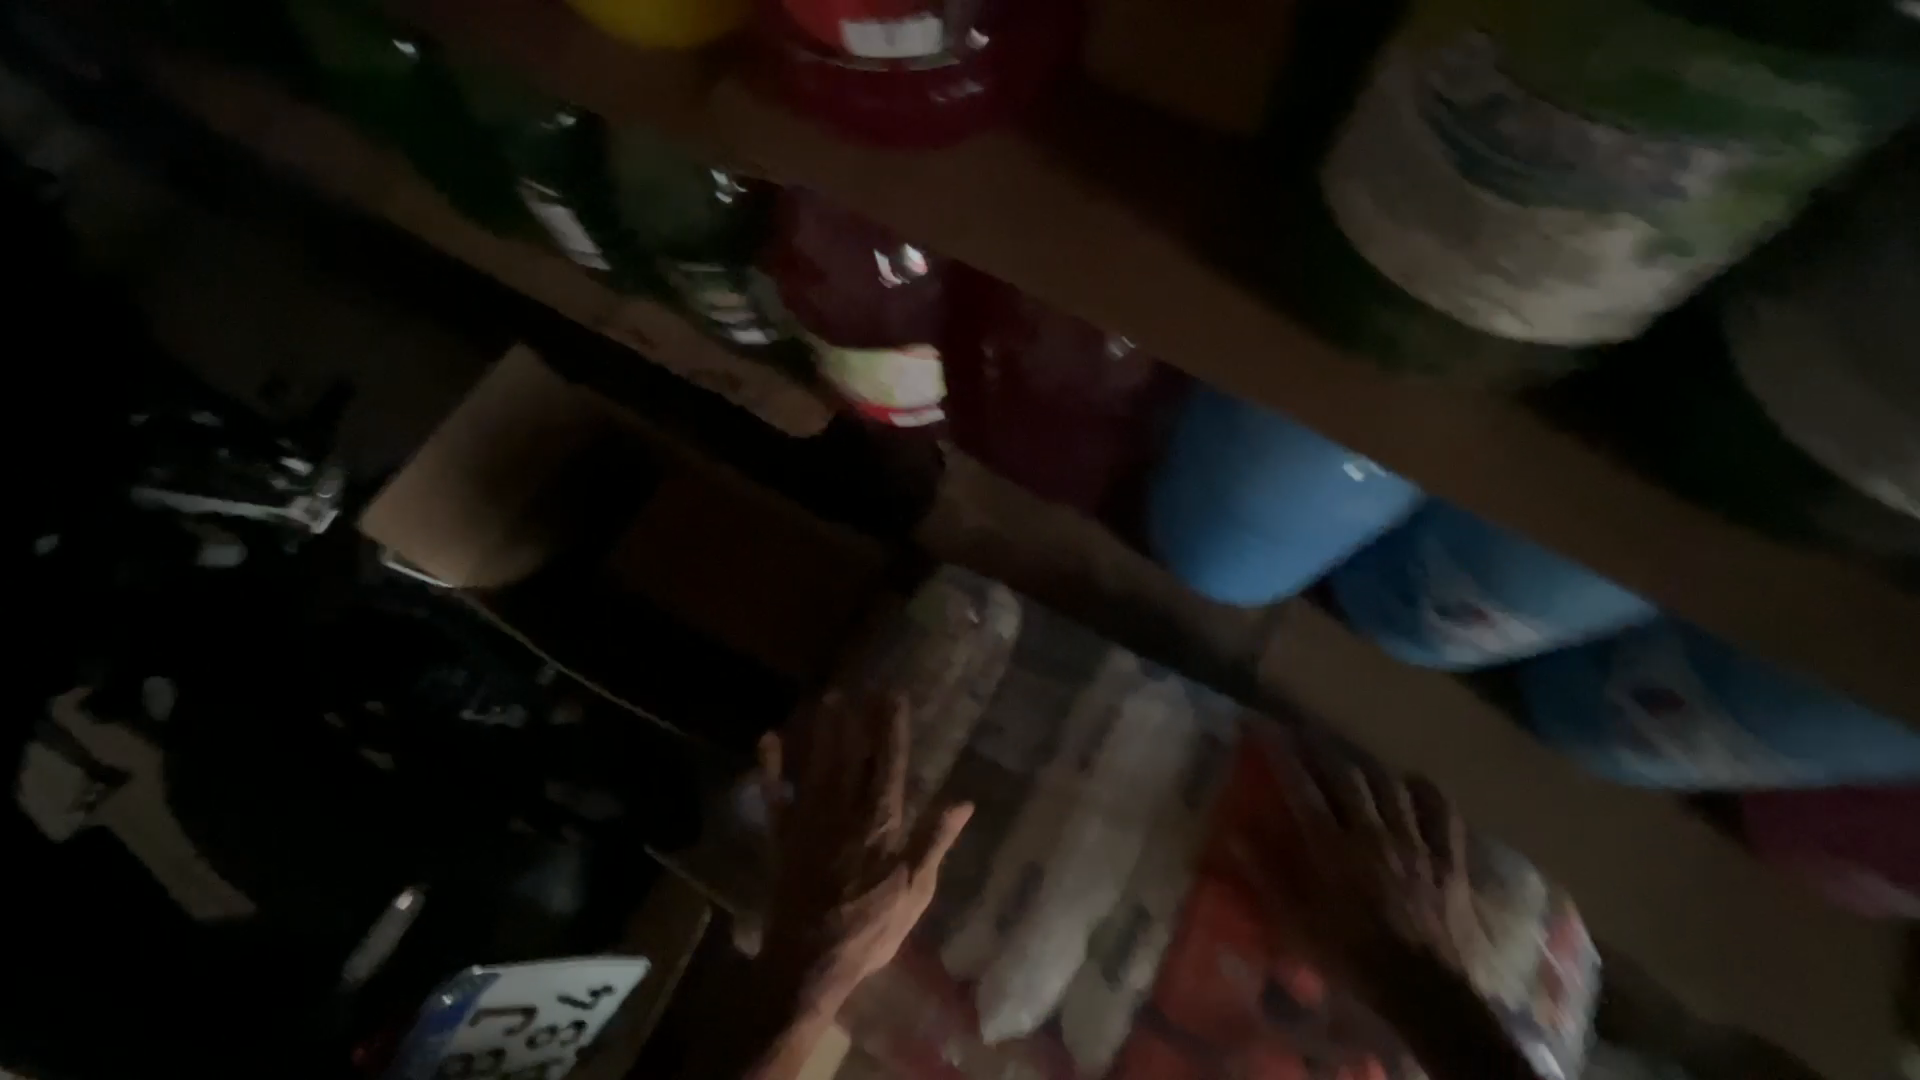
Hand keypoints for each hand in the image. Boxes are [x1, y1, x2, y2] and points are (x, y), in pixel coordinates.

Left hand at [755, 693, 972, 1006]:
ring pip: (817, 764)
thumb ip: (935, 840)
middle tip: (859, 684)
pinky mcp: (783, 837)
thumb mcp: (917, 890)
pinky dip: (771, 768)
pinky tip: (769, 739)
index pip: (890, 763)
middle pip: (852, 754)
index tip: (893, 696)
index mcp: (880, 821)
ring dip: (822, 730)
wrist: (811, 960)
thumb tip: (964, 801)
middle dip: (857, 718)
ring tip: (827, 697)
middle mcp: (844, 810)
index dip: (892, 727)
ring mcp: (810, 820)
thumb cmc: (872, 928)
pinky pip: (775, 795)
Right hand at [1231, 725, 1538, 1079]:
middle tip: (1303, 728)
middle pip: (1345, 775)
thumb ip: (1264, 874)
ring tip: (1352, 755)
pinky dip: (1427, 791)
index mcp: (1332, 848)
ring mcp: (1415, 844)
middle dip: (1321, 746)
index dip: (1280, 754)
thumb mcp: (1295, 924)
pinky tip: (1413, 782)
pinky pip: (1443, 813)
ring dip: (1367, 765)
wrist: (1427, 995)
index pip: (1300, 787)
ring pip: (1391, 785)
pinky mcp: (1448, 860)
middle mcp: (1373, 834)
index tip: (1262, 727)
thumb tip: (1232, 831)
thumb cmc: (1352, 958)